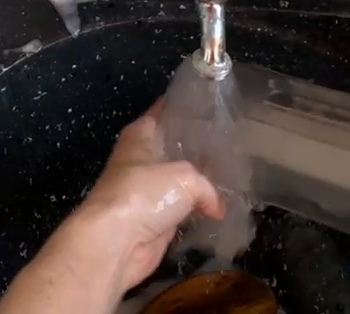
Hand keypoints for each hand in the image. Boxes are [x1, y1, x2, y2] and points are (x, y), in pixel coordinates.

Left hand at [68, 100, 226, 287]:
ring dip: (201, 186)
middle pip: (174, 148)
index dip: (184, 108)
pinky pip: (182, 211)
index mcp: (140, 135)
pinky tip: (220, 212)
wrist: (116, 242)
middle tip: (231, 149)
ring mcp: (147, 192)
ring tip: (233, 181)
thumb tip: (217, 206)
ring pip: (180, 182)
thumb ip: (206, 185)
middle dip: (199, 150)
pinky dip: (197, 214)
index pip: (162, 111)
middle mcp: (141, 160)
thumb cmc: (143, 193)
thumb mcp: (184, 176)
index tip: (210, 106)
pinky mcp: (154, 221)